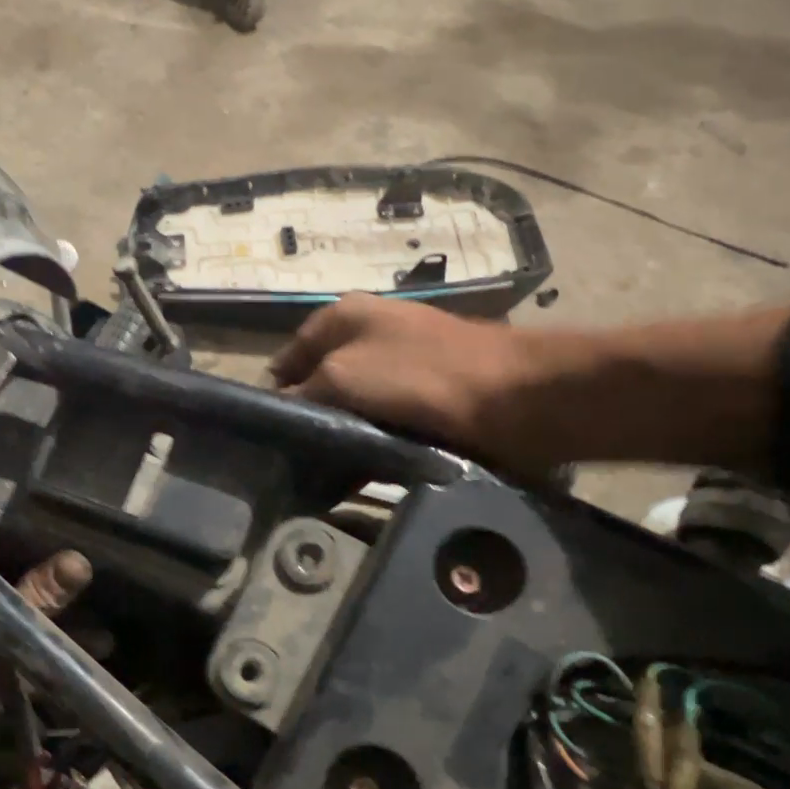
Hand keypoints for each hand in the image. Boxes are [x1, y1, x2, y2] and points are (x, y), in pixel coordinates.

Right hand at [269, 294, 786, 476]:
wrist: (521, 401)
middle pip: (315, 384)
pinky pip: (379, 421)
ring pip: (347, 406)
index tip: (268, 441)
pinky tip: (362, 471)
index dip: (274, 399)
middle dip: (306, 419)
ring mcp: (399, 361)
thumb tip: (274, 416)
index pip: (284, 362)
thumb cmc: (422, 380)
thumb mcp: (341, 378)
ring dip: (337, 436)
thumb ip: (298, 394)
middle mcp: (367, 331)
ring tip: (325, 474)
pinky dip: (369, 443)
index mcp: (341, 314)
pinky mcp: (425, 393)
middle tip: (295, 463)